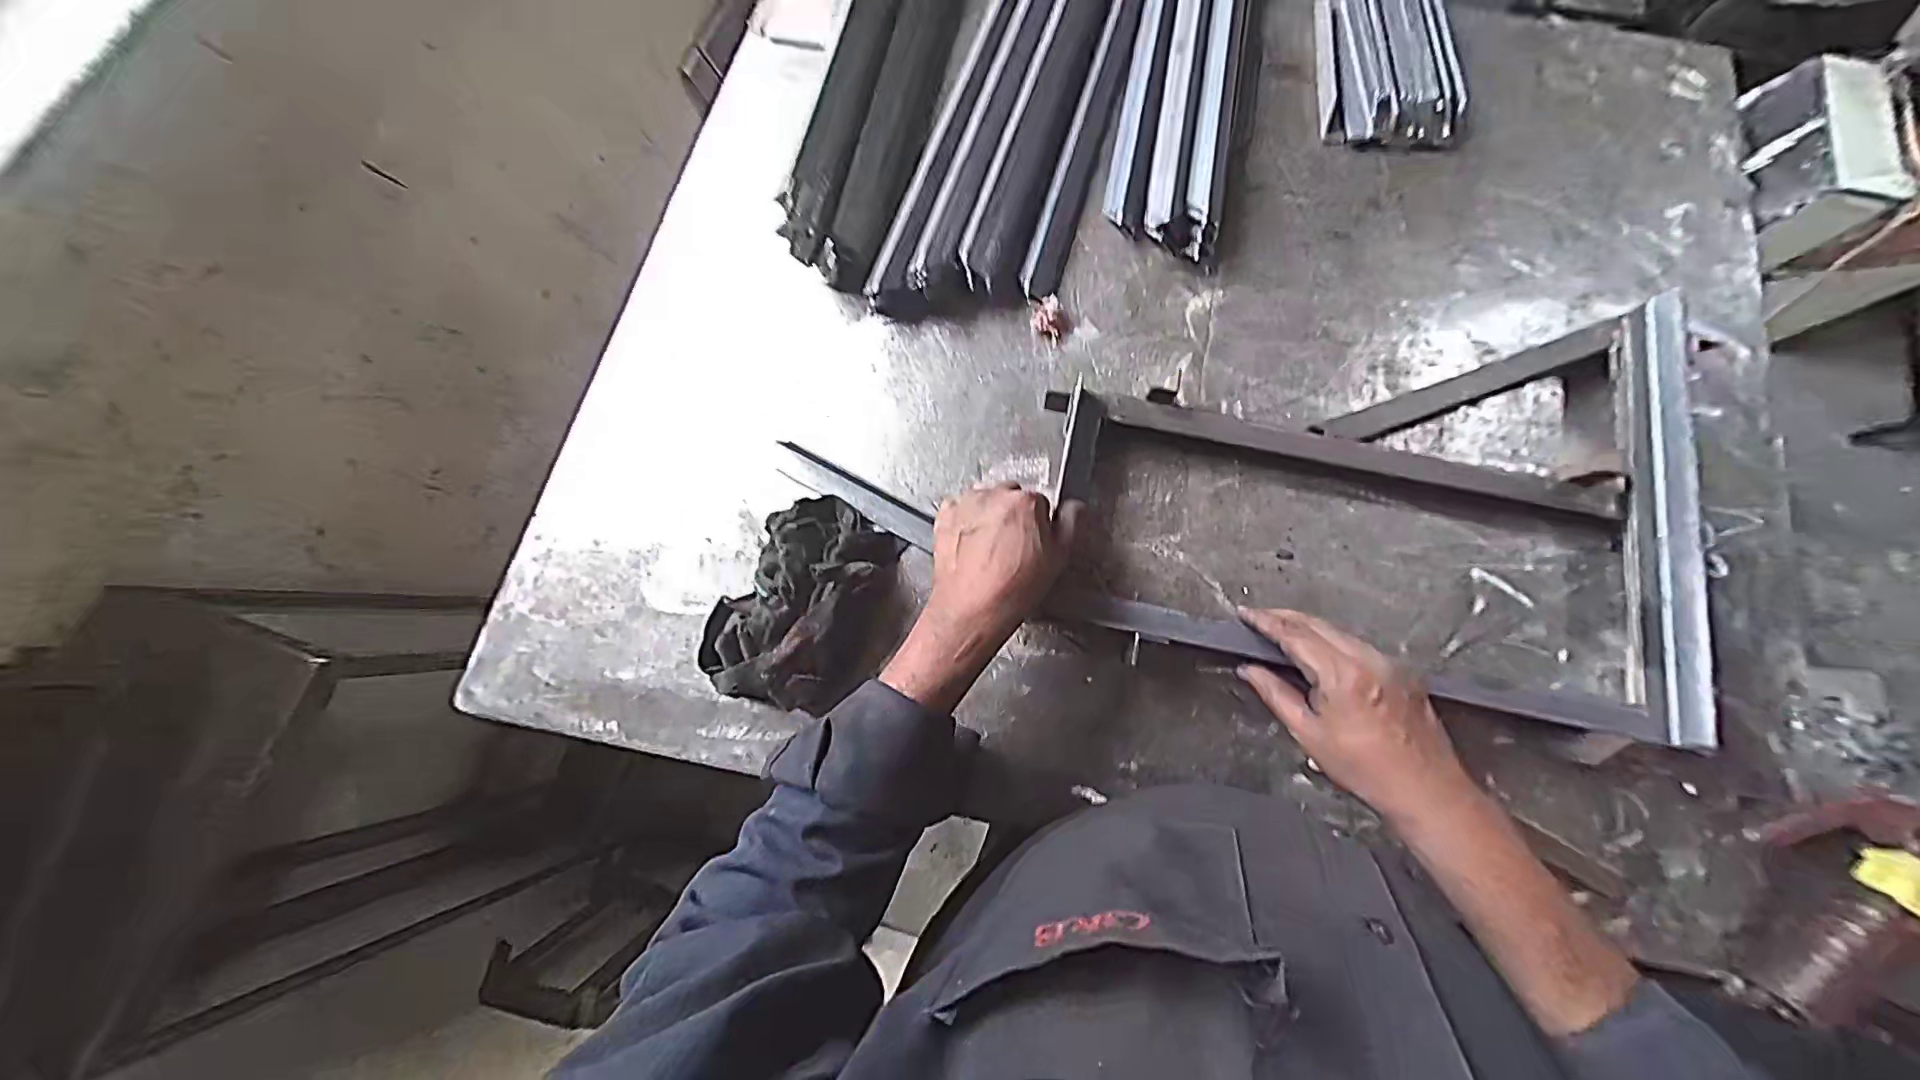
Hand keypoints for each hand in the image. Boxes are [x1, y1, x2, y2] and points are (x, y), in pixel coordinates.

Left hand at [924, 483, 1081, 639]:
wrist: (971, 609)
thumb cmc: (1010, 588)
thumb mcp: (1058, 558)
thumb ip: (1071, 523)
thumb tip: (1073, 508)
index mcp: (1026, 502)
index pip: (1039, 502)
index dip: (1038, 524)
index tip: (1034, 541)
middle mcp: (994, 496)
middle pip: (1011, 497)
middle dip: (1014, 517)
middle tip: (1013, 547)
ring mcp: (967, 505)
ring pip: (985, 501)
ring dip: (989, 517)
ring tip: (991, 550)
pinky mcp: (946, 516)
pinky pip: (960, 509)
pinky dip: (966, 522)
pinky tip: (972, 545)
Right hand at [1235, 608, 1477, 824]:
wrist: (1426, 791)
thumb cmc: (1367, 769)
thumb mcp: (1307, 733)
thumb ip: (1275, 693)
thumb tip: (1251, 670)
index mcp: (1343, 675)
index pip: (1295, 634)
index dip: (1265, 621)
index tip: (1247, 615)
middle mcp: (1370, 660)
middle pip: (1317, 624)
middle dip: (1284, 617)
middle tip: (1258, 617)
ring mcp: (1390, 664)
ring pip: (1338, 632)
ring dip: (1308, 627)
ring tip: (1282, 632)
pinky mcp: (1402, 672)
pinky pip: (1359, 645)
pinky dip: (1332, 641)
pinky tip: (1319, 651)